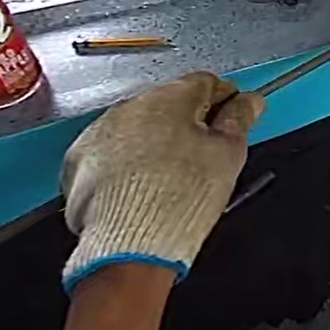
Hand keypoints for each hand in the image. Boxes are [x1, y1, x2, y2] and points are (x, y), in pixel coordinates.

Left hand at [59, 71, 264, 288]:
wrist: (129, 247)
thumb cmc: (180, 199)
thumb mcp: (228, 154)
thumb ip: (241, 118)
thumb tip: (249, 101)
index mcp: (172, 98)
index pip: (206, 82)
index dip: (224, 101)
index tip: (230, 119)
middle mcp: (132, 106)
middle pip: (170, 102)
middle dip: (188, 122)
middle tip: (204, 155)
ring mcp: (102, 131)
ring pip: (140, 124)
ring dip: (156, 139)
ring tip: (171, 176)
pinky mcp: (80, 158)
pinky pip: (112, 148)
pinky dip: (126, 161)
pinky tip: (142, 185)